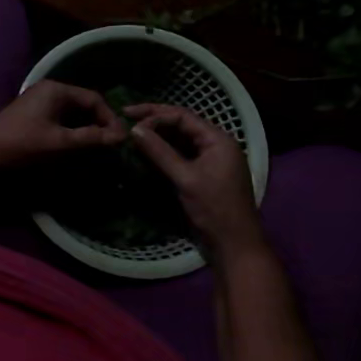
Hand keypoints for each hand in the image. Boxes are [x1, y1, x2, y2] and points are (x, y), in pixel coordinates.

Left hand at [0, 80, 127, 167]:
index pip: (94, 99)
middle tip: (111, 145)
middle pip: (85, 105)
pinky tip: (79, 148)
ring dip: (87, 130)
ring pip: (74, 114)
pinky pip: (63, 120)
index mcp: (57, 90)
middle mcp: (51, 91)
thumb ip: (91, 138)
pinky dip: (73, 132)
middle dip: (99, 124)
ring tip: (98, 148)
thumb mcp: (60, 141)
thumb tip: (120, 137)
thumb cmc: (22, 143)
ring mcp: (41, 102)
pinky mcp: (35, 115)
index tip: (119, 139)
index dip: (109, 118)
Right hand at [125, 105, 266, 259]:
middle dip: (154, 120)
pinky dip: (164, 152)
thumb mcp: (185, 179)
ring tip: (133, 132)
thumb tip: (135, 129)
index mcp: (218, 140)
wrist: (234, 245)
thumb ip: (160, 152)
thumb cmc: (214, 209)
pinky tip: (146, 152)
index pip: (183, 116)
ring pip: (180, 140)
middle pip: (181, 125)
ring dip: (158, 136)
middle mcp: (215, 145)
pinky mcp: (203, 176)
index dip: (155, 114)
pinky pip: (181, 156)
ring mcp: (210, 161)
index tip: (129, 118)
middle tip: (126, 115)